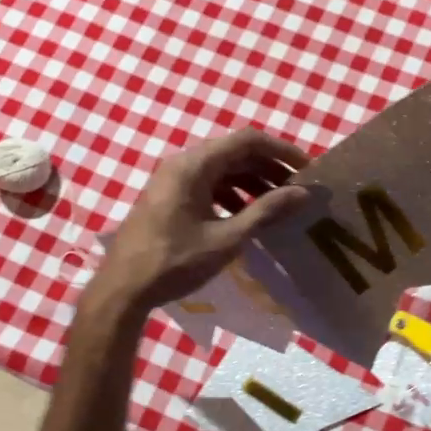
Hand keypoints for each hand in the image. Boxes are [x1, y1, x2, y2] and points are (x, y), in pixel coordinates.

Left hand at [86, 128, 311, 313]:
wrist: (123, 289)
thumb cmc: (175, 262)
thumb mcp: (227, 239)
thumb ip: (266, 212)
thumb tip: (303, 194)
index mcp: (194, 165)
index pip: (248, 141)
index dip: (282, 151)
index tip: (308, 170)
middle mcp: (182, 163)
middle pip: (236, 153)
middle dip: (270, 169)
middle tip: (299, 190)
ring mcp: (173, 179)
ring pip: (223, 169)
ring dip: (253, 183)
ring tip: (279, 206)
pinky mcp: (169, 196)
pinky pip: (209, 184)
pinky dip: (233, 194)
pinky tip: (248, 217)